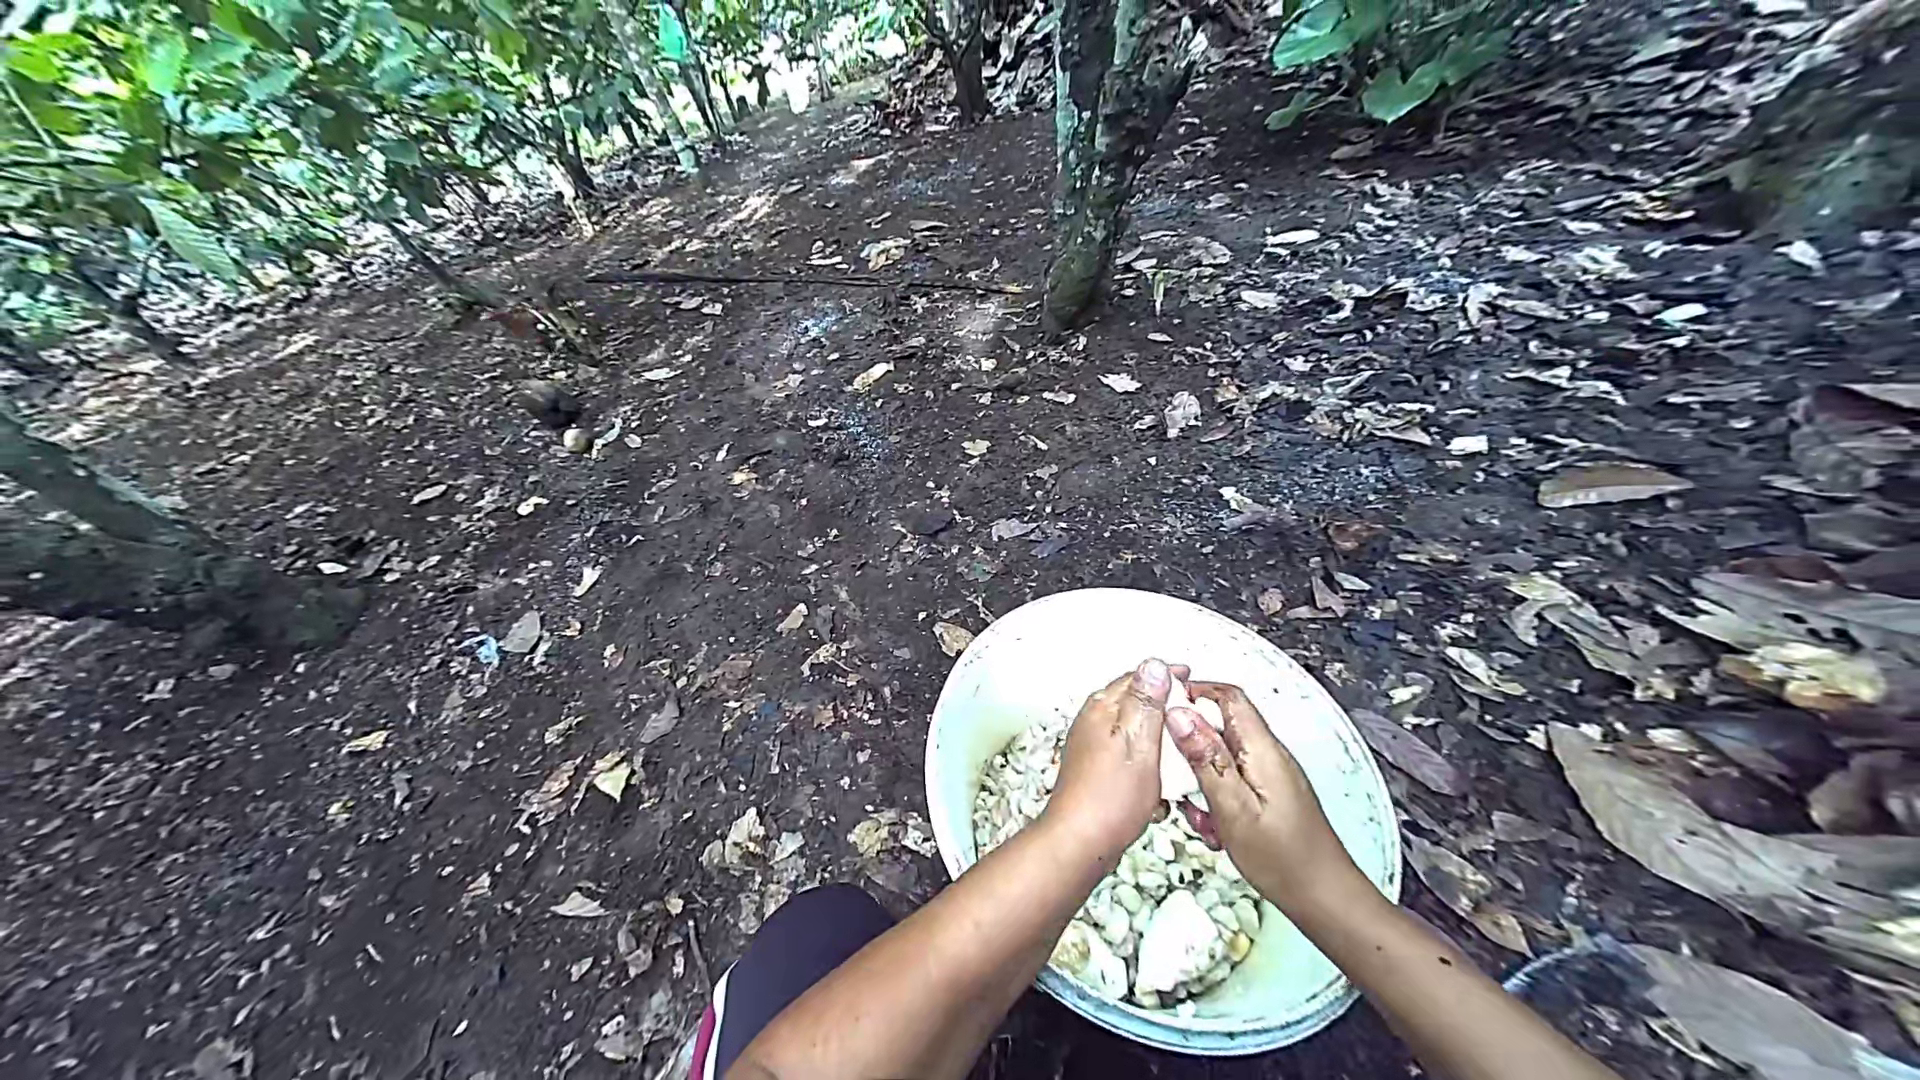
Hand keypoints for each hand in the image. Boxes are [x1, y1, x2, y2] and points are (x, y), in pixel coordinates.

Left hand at [1042, 658, 1185, 863]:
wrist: (1081, 840)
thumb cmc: (1108, 796)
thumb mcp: (1140, 741)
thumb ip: (1146, 702)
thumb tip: (1153, 666)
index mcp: (1104, 708)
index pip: (1138, 678)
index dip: (1167, 677)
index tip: (1189, 680)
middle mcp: (1093, 722)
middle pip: (1134, 701)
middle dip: (1162, 705)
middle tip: (1188, 711)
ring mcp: (1092, 745)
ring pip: (1132, 729)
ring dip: (1155, 736)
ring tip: (1176, 750)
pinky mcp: (1096, 769)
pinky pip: (1127, 754)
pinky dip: (1144, 761)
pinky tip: (1156, 781)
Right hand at [1165, 681, 1363, 913]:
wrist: (1326, 901)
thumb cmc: (1286, 861)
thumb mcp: (1233, 808)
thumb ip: (1205, 758)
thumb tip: (1180, 714)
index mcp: (1262, 749)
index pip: (1227, 696)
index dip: (1193, 693)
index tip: (1164, 710)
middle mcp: (1267, 754)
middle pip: (1219, 724)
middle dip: (1190, 745)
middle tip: (1173, 772)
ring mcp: (1268, 773)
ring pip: (1220, 754)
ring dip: (1199, 776)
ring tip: (1197, 809)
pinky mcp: (1266, 792)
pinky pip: (1230, 777)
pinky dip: (1213, 794)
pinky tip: (1213, 822)